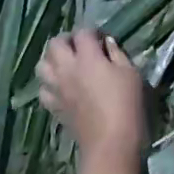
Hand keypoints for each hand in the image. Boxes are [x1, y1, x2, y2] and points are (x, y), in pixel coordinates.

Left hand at [36, 29, 146, 172]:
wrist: (111, 142)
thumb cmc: (127, 106)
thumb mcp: (131, 74)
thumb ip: (117, 55)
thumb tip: (107, 44)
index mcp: (88, 58)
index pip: (83, 33)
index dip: (93, 32)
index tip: (102, 38)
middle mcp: (67, 69)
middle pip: (54, 44)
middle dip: (67, 40)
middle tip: (81, 47)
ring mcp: (57, 88)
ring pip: (42, 65)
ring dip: (52, 60)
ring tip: (66, 64)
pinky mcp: (54, 106)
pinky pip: (43, 89)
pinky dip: (49, 85)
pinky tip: (61, 87)